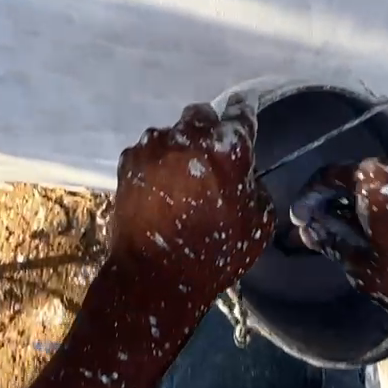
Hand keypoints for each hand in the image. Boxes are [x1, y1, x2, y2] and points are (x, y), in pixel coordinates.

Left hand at [108, 103, 273, 301]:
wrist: (154, 274)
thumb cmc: (214, 253)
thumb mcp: (258, 224)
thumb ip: (254, 186)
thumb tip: (243, 175)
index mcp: (227, 147)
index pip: (241, 113)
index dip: (244, 115)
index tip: (243, 115)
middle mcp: (189, 134)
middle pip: (201, 116)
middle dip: (208, 130)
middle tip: (209, 158)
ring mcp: (154, 144)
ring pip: (172, 133)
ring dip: (179, 148)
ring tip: (178, 180)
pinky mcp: (129, 158)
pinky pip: (148, 151)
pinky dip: (154, 164)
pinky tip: (156, 190)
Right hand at [291, 151, 387, 311]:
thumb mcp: (364, 267)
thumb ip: (331, 240)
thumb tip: (310, 228)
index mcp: (372, 175)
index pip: (327, 178)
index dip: (308, 200)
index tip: (299, 221)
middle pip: (355, 177)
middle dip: (336, 202)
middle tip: (323, 229)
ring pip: (381, 183)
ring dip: (363, 203)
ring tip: (353, 233)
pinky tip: (384, 229)